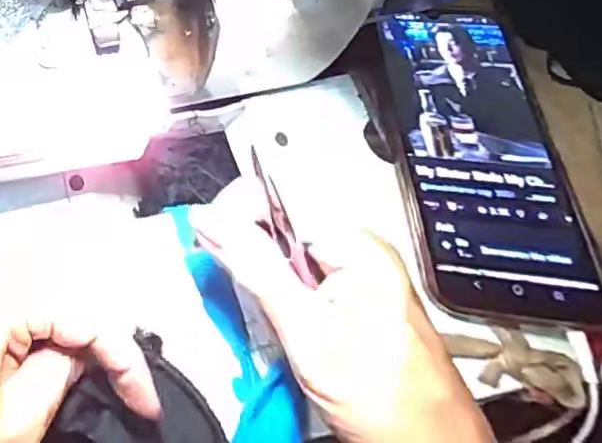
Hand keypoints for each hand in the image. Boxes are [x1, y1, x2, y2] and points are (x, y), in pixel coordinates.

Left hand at [0, 240, 161, 442]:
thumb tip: (88, 352)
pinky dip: (44, 310)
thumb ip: (62, 372)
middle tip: (124, 382)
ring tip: (95, 368)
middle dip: (100, 331)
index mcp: (0, 287)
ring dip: (74, 318)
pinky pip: (18, 283)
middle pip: (69, 282)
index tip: (144, 402)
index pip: (85, 310)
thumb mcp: (10, 421)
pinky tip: (54, 343)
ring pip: (47, 278)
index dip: (125, 359)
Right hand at [190, 184, 492, 442]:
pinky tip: (276, 312)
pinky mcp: (347, 292)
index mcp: (357, 244)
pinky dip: (276, 285)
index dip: (239, 205)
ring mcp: (353, 269)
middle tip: (224, 267)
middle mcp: (357, 247)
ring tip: (256, 299)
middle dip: (246, 239)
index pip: (281, 191)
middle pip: (280, 215)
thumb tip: (210, 220)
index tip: (208, 230)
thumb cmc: (393, 410)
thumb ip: (256, 269)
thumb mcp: (308, 336)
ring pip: (283, 243)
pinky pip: (296, 268)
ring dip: (259, 265)